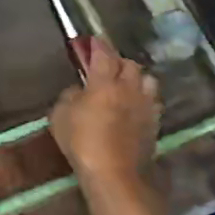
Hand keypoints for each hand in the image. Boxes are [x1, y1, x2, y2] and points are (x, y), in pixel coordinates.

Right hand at [50, 35, 161, 187]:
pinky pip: (152, 100)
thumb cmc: (81, 142)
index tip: (91, 40)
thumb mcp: (59, 116)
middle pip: (129, 64)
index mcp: (105, 83)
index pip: (104, 55)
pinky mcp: (155, 123)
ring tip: (124, 83)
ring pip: (147, 80)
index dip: (97, 45)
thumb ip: (69, 96)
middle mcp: (129, 89)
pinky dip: (143, 96)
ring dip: (135, 77)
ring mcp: (146, 106)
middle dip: (117, 61)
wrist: (114, 173)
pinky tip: (133, 104)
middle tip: (105, 65)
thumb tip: (79, 90)